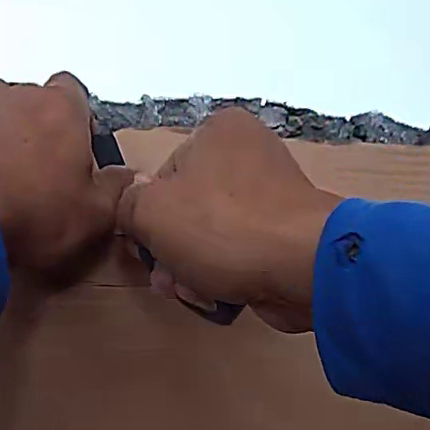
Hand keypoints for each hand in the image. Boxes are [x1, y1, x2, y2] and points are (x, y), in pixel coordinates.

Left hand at [0, 74, 131, 283]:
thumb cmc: (37, 214)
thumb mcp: (95, 215)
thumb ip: (116, 190)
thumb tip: (131, 177)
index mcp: (63, 110)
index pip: (76, 93)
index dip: (79, 121)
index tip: (80, 152)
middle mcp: (20, 95)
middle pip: (36, 99)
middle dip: (41, 125)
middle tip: (45, 169)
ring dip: (3, 122)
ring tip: (5, 160)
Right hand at [115, 107, 341, 332]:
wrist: (301, 267)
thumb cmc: (223, 229)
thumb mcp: (151, 212)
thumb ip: (128, 204)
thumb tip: (133, 204)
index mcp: (218, 133)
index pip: (164, 176)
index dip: (147, 218)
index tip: (144, 249)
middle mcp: (248, 157)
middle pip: (188, 210)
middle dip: (170, 251)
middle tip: (165, 279)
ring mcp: (271, 200)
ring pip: (211, 238)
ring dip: (191, 269)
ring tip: (189, 291)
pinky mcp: (285, 238)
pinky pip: (240, 255)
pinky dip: (224, 276)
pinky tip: (215, 296)